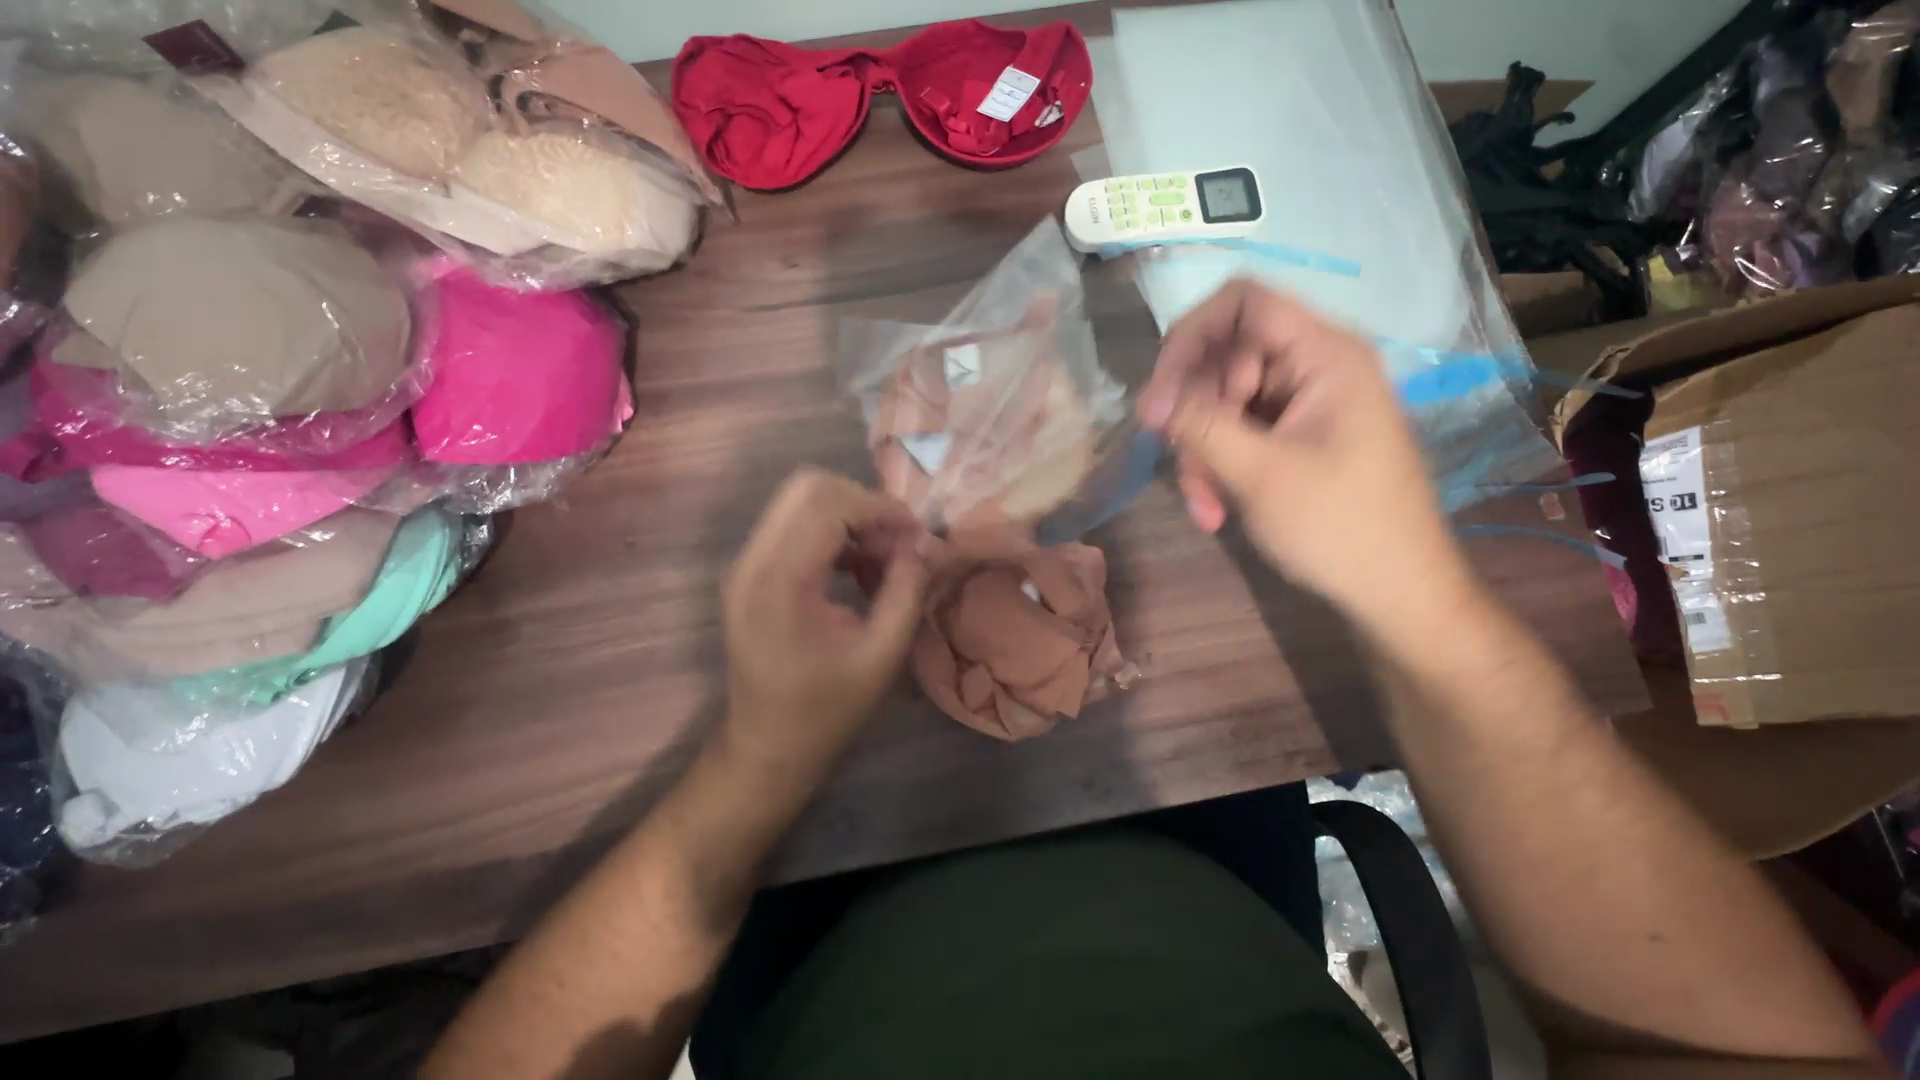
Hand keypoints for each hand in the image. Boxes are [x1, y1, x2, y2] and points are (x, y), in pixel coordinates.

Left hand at [721, 468, 929, 766]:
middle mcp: (751, 562)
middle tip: (899, 543)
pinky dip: (832, 533)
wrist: (766, 746)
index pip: (826, 505)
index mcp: (778, 583)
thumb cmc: (825, 711)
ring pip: (800, 501)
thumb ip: (905, 591)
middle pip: (807, 488)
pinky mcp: (750, 572)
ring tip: (884, 560)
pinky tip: (859, 569)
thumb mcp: (881, 656)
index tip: (918, 534)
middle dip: (863, 504)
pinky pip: (793, 525)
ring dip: (849, 517)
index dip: (879, 508)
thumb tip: (924, 543)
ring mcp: (744, 564)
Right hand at [1137, 279, 1474, 631]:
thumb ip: (1200, 424)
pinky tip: (1215, 512)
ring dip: (1201, 451)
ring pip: (1223, 401)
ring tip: (1204, 506)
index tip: (1161, 395)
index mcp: (1325, 353)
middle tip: (1178, 459)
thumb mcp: (1260, 473)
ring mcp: (1306, 403)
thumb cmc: (1341, 528)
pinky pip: (1239, 433)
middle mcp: (1315, 366)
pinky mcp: (1297, 437)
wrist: (1398, 593)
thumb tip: (1147, 398)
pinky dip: (1218, 467)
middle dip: (1193, 412)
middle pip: (1224, 356)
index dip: (1190, 336)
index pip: (1242, 302)